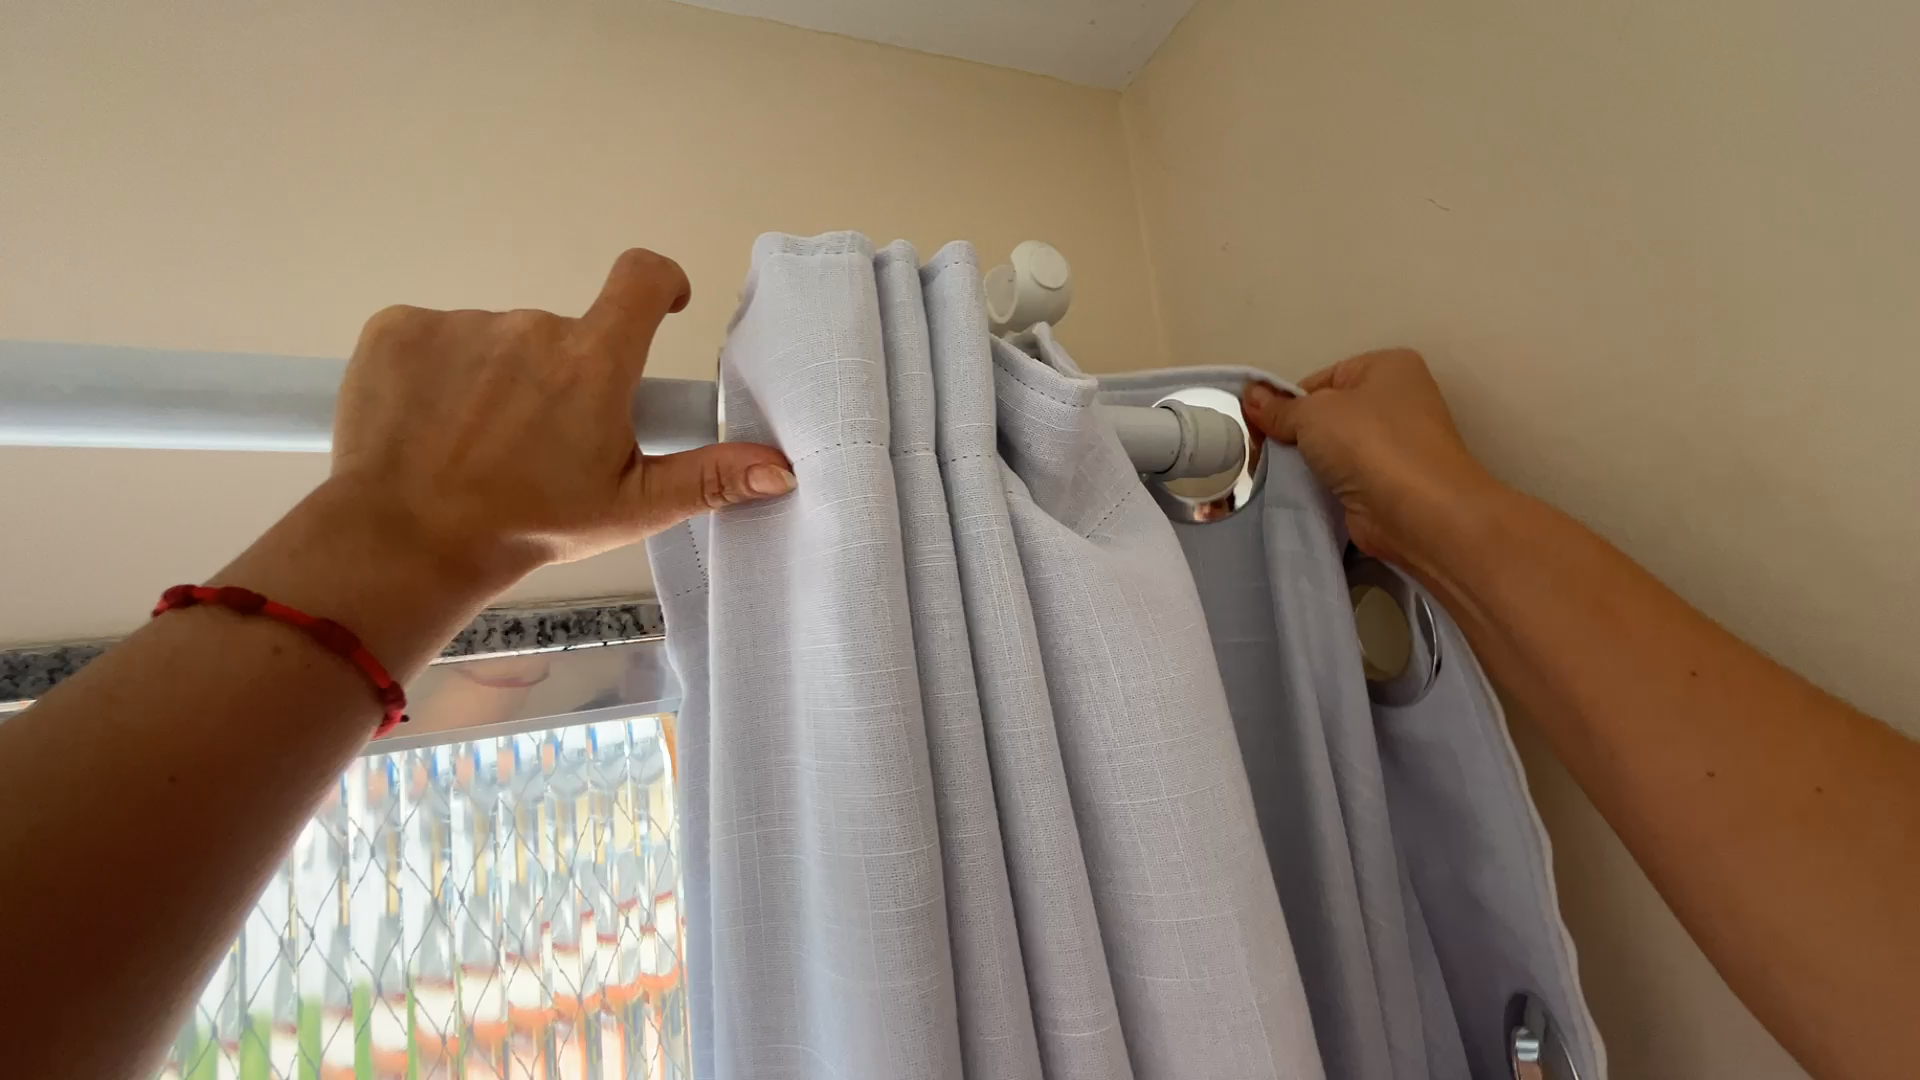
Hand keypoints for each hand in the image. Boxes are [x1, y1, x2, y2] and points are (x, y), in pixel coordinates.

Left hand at [330, 248, 793, 585]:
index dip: (661, 282)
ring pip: (506, 338)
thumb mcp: (635, 508)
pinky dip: (450, 370)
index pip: (640, 276)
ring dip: (511, 377)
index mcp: (592, 363)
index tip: (665, 305)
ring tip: (489, 440)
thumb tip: (782, 470)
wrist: (406, 541)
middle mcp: (530, 326)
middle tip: (552, 442)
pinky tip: (440, 421)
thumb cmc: (533, 524)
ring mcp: (458, 322)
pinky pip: (443, 335)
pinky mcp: (397, 327)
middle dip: (573, 375)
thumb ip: (711, 479)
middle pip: (571, 332)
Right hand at [1241, 348, 1497, 566]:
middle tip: (1263, 453)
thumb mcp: (1312, 413)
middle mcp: (1394, 400)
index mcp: (1385, 367)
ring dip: (1302, 462)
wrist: (1416, 510)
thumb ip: (1278, 408)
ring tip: (1276, 475)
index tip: (1262, 427)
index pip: (1319, 380)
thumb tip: (1250, 396)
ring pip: (1327, 448)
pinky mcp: (1383, 481)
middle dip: (1290, 434)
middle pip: (1322, 414)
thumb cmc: (1368, 443)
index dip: (1286, 403)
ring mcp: (1391, 444)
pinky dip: (1318, 483)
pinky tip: (1298, 492)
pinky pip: (1338, 476)